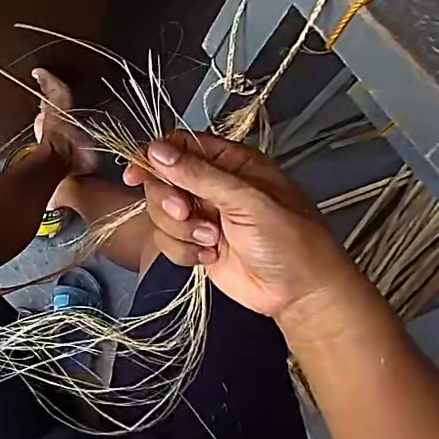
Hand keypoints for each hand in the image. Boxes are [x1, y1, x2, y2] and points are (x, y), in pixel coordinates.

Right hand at [123, 132, 376, 336]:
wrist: (300, 292)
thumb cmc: (288, 238)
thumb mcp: (246, 200)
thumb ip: (200, 175)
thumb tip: (157, 150)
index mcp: (230, 162)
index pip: (182, 146)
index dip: (156, 157)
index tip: (137, 173)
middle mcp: (214, 185)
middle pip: (163, 180)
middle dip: (169, 201)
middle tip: (187, 213)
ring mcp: (204, 216)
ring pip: (161, 213)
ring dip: (180, 230)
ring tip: (212, 240)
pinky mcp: (197, 244)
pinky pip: (168, 241)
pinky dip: (183, 251)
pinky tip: (211, 256)